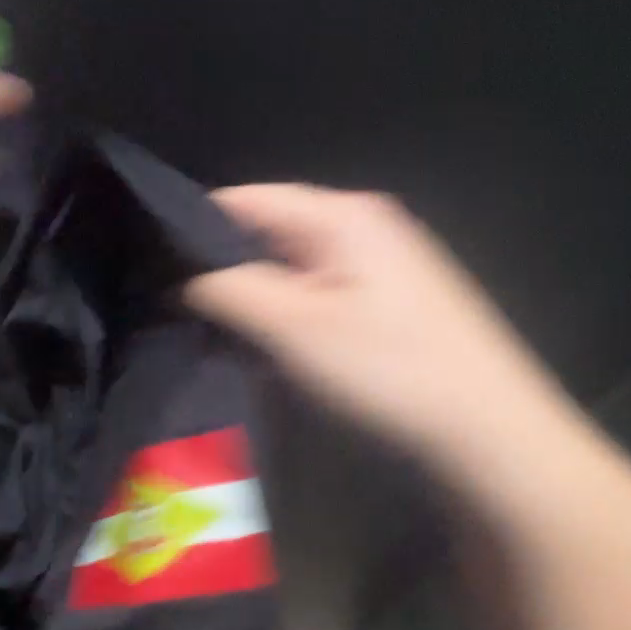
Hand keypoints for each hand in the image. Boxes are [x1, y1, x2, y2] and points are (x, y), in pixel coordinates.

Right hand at [183, 184, 580, 469]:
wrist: (484, 429)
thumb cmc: (388, 367)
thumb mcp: (294, 326)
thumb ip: (227, 290)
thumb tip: (178, 276)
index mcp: (341, 216)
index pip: (243, 200)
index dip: (190, 228)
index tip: (147, 266)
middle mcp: (357, 227)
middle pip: (261, 231)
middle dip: (213, 265)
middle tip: (164, 304)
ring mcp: (370, 265)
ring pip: (279, 267)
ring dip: (240, 295)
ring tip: (194, 328)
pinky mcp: (375, 303)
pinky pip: (302, 293)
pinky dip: (270, 313)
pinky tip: (246, 344)